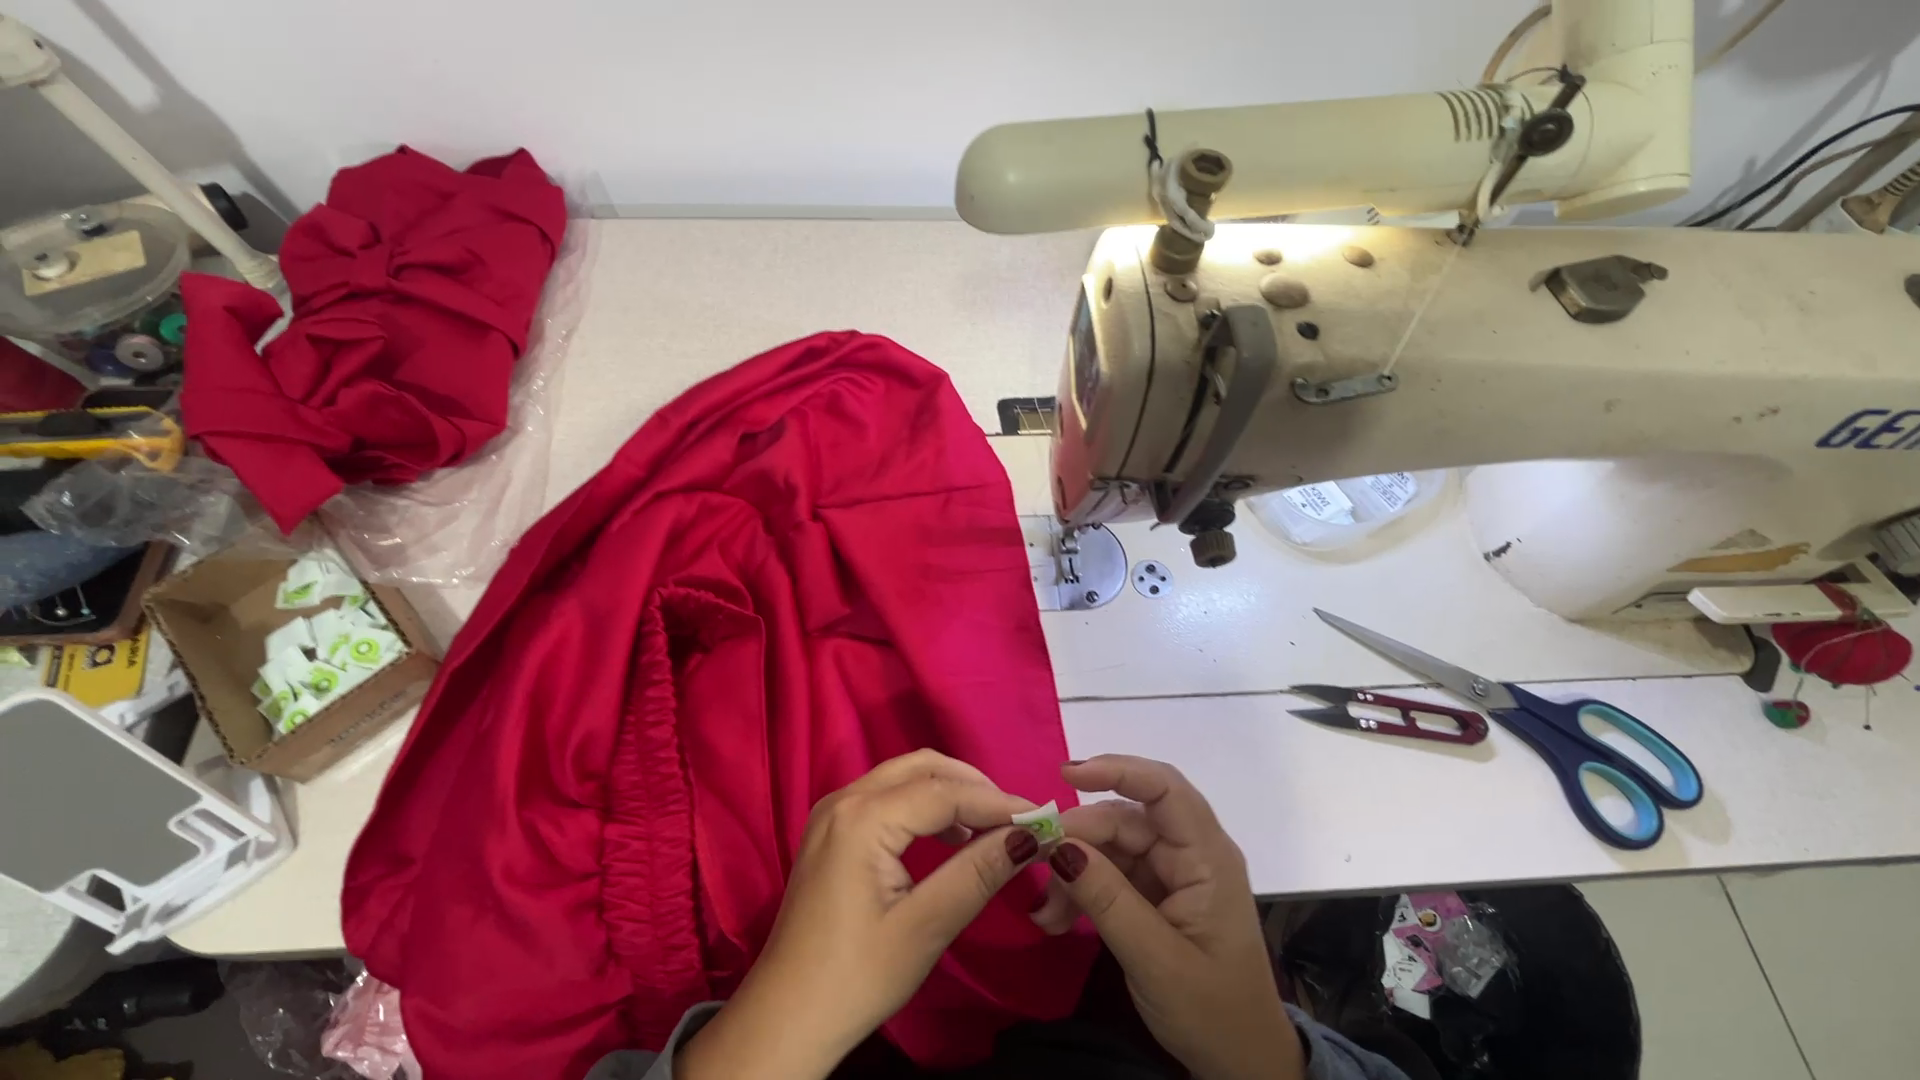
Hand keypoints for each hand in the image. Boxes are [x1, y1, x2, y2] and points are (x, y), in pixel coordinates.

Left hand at [677, 750, 1044, 1079]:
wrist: (786, 1017)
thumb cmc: (856, 977)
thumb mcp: (925, 926)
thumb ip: (977, 873)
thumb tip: (1031, 837)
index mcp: (861, 819)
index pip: (944, 792)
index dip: (997, 802)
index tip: (1043, 819)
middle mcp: (843, 799)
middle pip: (922, 768)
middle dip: (974, 786)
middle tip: (1018, 819)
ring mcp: (831, 812)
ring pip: (904, 776)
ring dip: (950, 792)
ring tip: (992, 827)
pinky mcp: (830, 830)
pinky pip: (886, 795)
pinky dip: (924, 804)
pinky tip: (950, 836)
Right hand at [1030, 756, 1304, 1079]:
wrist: (1242, 1063)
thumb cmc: (1212, 1011)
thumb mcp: (1155, 958)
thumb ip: (1106, 897)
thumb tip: (1056, 845)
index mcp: (1207, 857)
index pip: (1164, 789)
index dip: (1117, 770)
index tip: (1065, 775)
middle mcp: (1190, 853)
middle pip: (1125, 819)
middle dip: (1077, 839)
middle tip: (1034, 868)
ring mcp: (1172, 873)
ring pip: (1110, 846)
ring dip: (1072, 870)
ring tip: (1045, 913)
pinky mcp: (1155, 893)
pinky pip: (1109, 873)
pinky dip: (1080, 889)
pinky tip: (1056, 918)